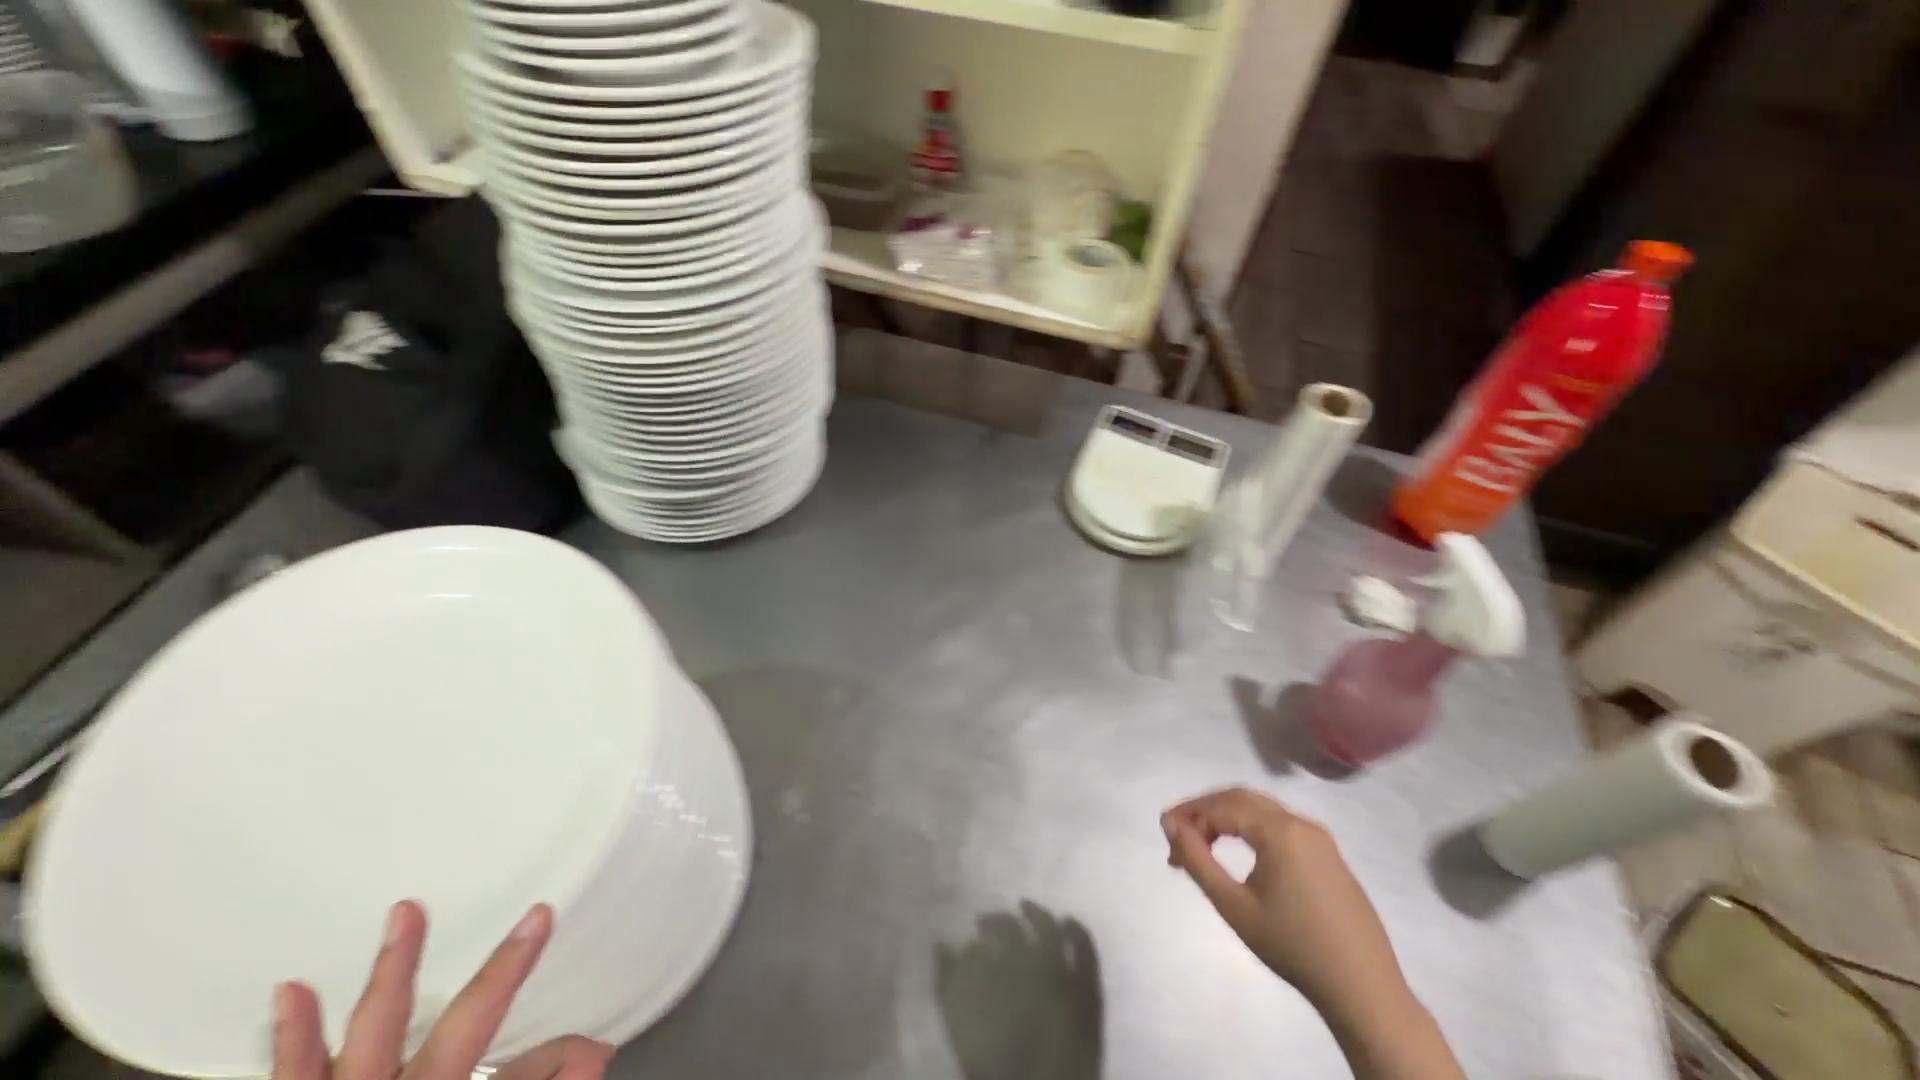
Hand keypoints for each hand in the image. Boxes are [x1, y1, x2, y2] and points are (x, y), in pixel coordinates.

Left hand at [272, 900, 612, 1079]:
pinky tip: (290, 994)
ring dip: (358, 995)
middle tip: (412, 909)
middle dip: (417, 969)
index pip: (483, 1029)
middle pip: (406, 1033)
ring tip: (381, 928)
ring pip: (340, 1056)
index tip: (538, 917)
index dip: (511, 971)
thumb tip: (594, 1049)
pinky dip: (293, 1043)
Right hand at [1160, 788, 1406, 1014]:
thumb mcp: (1233, 905)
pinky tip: (1240, 857)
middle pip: (1242, 799)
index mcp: (1280, 830)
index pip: (1222, 804)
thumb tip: (1171, 825)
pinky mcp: (1330, 857)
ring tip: (1202, 850)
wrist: (1361, 987)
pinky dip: (1252, 832)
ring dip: (1228, 821)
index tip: (1164, 838)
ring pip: (1263, 813)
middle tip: (1178, 840)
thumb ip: (1197, 860)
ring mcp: (1321, 840)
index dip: (1188, 814)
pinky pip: (1282, 829)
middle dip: (1205, 813)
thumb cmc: (1291, 945)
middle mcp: (1302, 824)